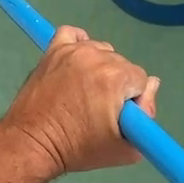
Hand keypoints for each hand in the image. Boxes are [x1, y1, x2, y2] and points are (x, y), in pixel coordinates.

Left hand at [0, 25, 158, 177]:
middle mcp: (94, 57)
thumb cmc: (79, 148)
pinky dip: (78, 44)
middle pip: (121, 64)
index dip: (134, 100)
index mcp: (115, 77)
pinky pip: (72, 34)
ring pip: (100, 50)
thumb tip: (150, 86)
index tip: (118, 116)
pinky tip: (77, 63)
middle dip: (117, 85)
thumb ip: (148, 116)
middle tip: (99, 109)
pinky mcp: (52, 51)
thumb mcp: (126, 147)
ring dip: (99, 67)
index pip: (141, 80)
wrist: (33, 142)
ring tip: (85, 91)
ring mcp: (70, 51)